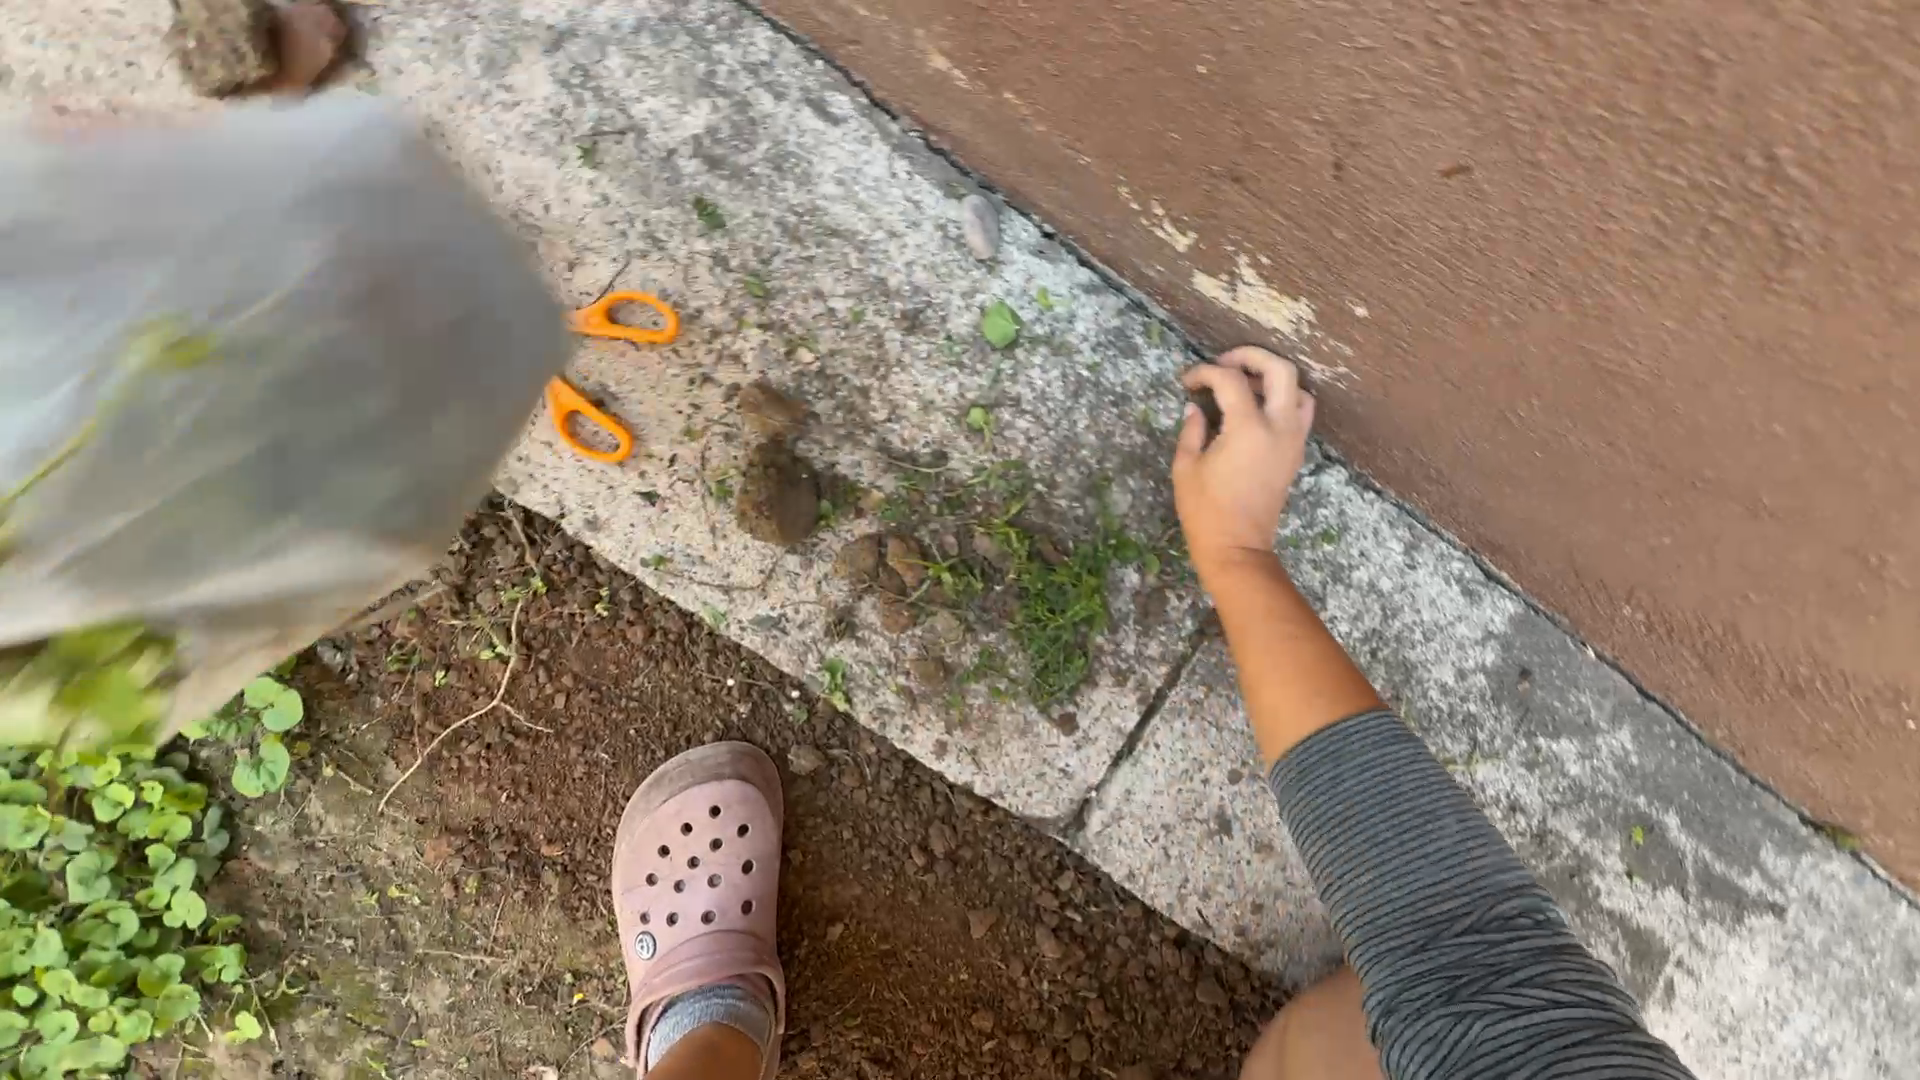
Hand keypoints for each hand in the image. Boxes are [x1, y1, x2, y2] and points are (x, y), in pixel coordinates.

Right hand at [1172, 347, 1316, 585]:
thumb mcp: (1186, 466)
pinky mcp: (1295, 453)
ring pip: (1297, 389)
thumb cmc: (1205, 510)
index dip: (1205, 372)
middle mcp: (1279, 427)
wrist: (1237, 547)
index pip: (1230, 380)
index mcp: (1248, 428)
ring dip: (1271, 378)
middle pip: (1280, 369)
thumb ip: (1192, 430)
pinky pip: (1299, 412)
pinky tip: (1255, 409)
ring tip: (1243, 385)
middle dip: (1250, 357)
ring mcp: (1293, 440)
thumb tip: (1195, 407)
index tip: (1187, 382)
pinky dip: (1282, 400)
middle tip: (1222, 363)